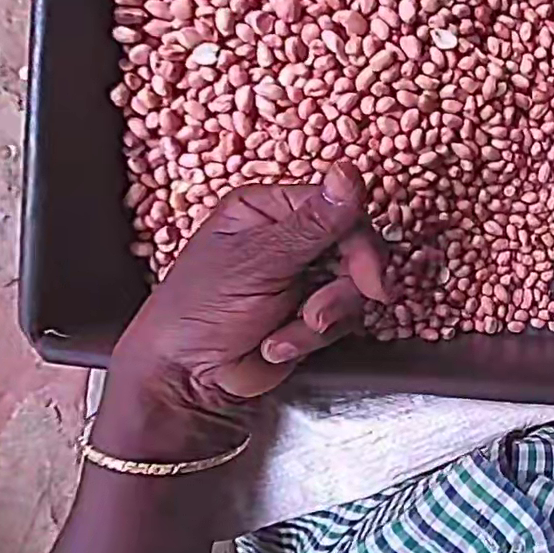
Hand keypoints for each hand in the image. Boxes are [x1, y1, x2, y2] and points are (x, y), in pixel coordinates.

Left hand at [98, 163, 389, 459]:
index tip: (369, 278)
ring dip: (321, 320)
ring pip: (353, 288)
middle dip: (340, 291)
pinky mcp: (313, 313)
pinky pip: (342, 319)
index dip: (359, 244)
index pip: (339, 210)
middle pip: (355, 250)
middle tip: (317, 316)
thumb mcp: (258, 262)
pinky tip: (276, 346)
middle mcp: (293, 238)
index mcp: (271, 210)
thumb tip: (349, 173)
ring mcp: (305, 277)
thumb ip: (313, 224)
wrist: (184, 379)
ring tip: (283, 335)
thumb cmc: (200, 311)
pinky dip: (311, 339)